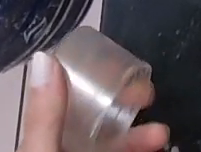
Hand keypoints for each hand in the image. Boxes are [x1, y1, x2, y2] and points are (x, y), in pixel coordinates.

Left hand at [18, 52, 169, 151]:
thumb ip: (44, 117)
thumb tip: (45, 56)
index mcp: (39, 138)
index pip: (63, 98)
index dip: (90, 78)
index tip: (118, 64)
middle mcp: (60, 144)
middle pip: (93, 117)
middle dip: (124, 102)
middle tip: (148, 92)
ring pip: (111, 139)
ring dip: (139, 132)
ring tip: (161, 132)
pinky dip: (140, 146)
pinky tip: (158, 143)